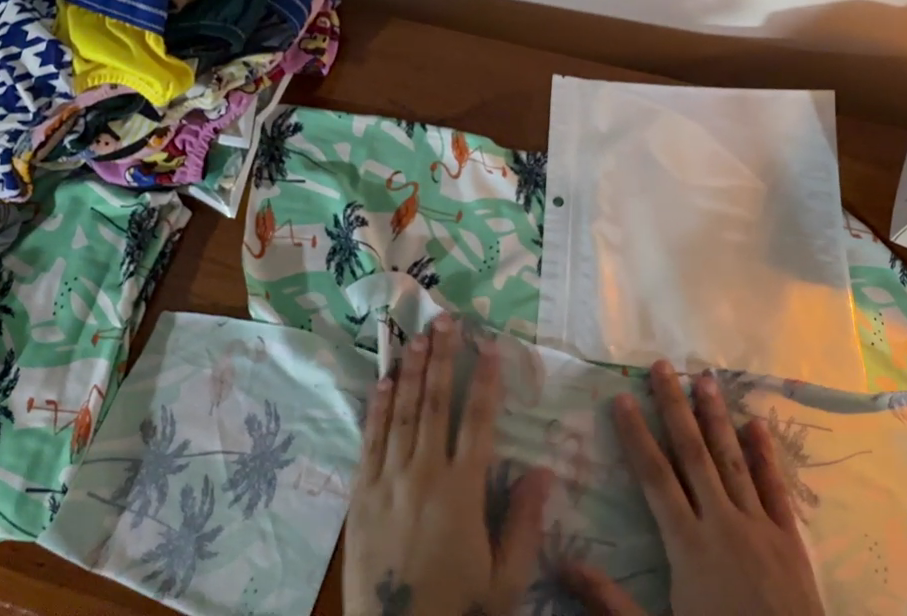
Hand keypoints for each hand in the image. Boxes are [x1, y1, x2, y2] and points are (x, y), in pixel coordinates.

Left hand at [344, 314, 554, 615]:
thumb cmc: (458, 609)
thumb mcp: (505, 578)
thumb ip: (523, 522)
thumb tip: (545, 470)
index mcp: (463, 492)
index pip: (478, 422)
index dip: (486, 380)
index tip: (489, 345)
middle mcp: (424, 475)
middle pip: (435, 404)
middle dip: (442, 358)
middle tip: (446, 320)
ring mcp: (387, 481)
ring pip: (402, 414)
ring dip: (410, 372)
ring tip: (417, 336)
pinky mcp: (361, 495)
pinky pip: (370, 441)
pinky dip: (378, 409)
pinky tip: (383, 382)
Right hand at [567, 361, 824, 615]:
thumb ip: (609, 600)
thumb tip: (560, 564)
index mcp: (687, 543)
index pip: (654, 476)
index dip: (636, 434)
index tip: (621, 397)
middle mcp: (722, 523)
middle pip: (693, 454)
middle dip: (675, 407)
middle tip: (662, 366)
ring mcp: (759, 528)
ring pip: (733, 460)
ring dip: (716, 417)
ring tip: (705, 378)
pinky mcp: (790, 541)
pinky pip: (775, 489)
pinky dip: (766, 455)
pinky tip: (756, 425)